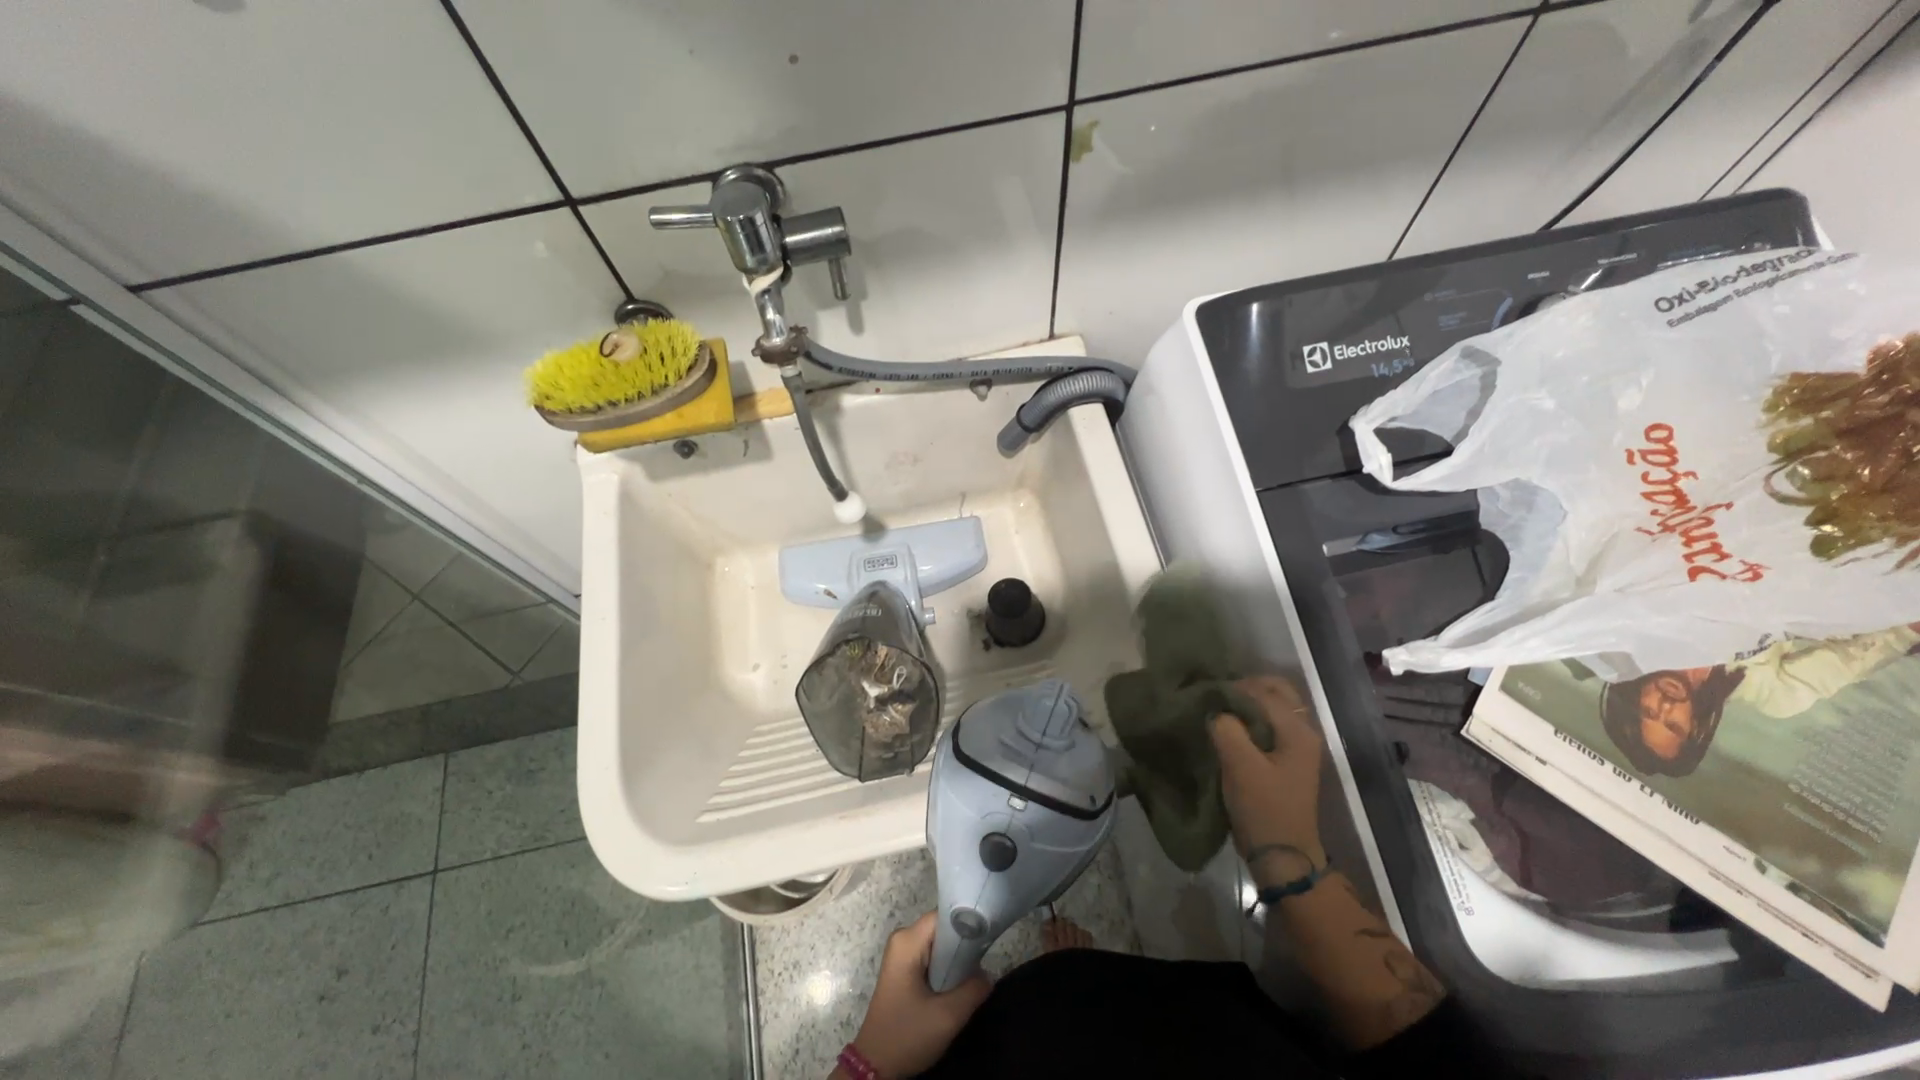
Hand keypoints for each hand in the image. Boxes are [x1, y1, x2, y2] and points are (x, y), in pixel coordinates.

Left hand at [848, 912, 991, 1077]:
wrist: (875, 1065)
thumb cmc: (907, 1035)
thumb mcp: (947, 1016)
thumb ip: (973, 989)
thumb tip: (988, 974)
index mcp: (907, 941)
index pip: (945, 916)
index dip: (969, 924)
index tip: (989, 940)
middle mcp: (903, 940)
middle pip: (943, 930)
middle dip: (964, 946)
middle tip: (984, 965)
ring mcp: (902, 956)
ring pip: (940, 946)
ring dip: (957, 961)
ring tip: (973, 978)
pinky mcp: (904, 971)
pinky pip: (932, 958)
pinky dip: (947, 970)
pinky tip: (957, 987)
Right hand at [1208, 675, 1326, 885]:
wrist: (1282, 855)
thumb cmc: (1264, 809)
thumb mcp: (1241, 767)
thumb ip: (1227, 730)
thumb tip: (1216, 711)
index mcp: (1298, 731)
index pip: (1265, 692)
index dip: (1234, 688)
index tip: (1205, 693)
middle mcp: (1303, 732)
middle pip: (1277, 692)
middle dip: (1246, 688)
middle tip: (1214, 696)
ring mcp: (1297, 747)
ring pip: (1273, 708)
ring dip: (1248, 703)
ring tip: (1218, 709)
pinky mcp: (1286, 760)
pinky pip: (1269, 726)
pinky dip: (1250, 720)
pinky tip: (1228, 728)